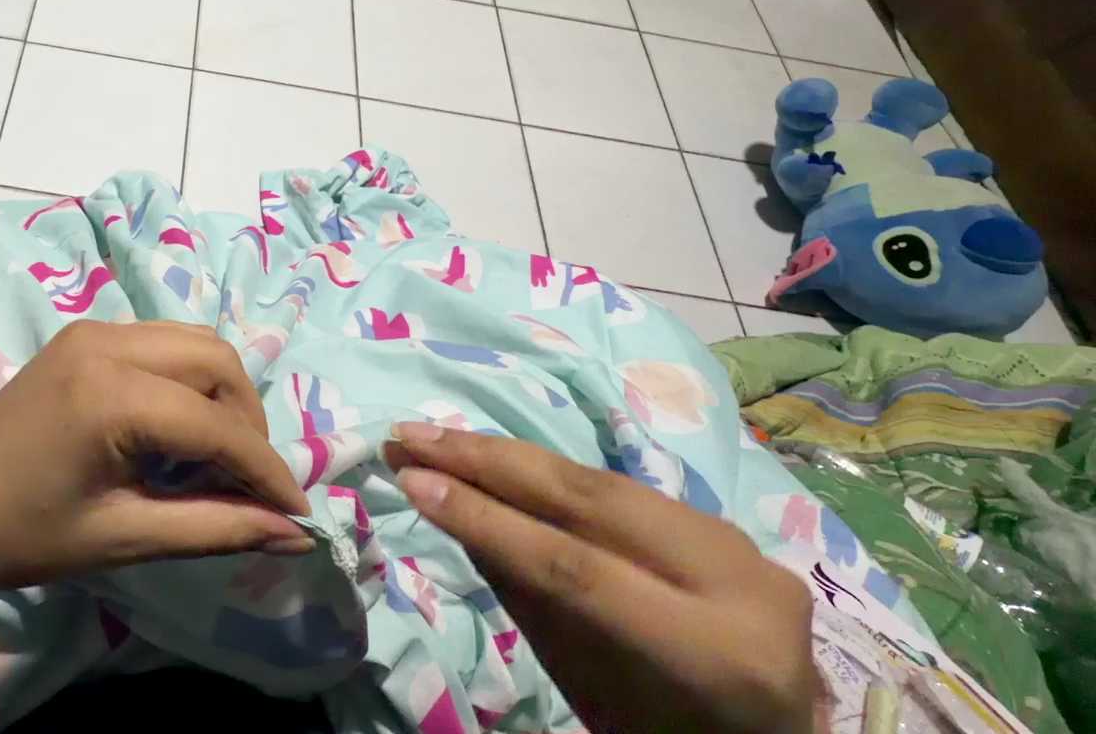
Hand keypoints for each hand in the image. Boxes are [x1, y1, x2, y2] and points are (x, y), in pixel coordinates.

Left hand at [0, 320, 313, 592]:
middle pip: (216, 360)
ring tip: (215, 457)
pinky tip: (176, 428)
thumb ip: (216, 528)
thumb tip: (295, 532)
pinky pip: (161, 342)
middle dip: (247, 421)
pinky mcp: (82, 335)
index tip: (300, 512)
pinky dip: (187, 379)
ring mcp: (92, 330)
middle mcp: (106, 342)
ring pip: (192, 342)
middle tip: (247, 484)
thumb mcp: (123, 539)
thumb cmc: (20, 535)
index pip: (218, 423)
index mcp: (110, 394)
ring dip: (221, 393)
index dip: (267, 470)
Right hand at [387, 423, 819, 733]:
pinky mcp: (718, 520)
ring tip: (433, 436)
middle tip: (407, 436)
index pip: (576, 567)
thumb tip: (451, 508)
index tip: (408, 481)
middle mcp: (734, 580)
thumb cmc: (660, 728)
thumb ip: (526, 595)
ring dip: (504, 453)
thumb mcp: (587, 684)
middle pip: (587, 500)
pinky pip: (613, 484)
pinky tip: (492, 452)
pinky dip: (543, 467)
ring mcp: (734, 541)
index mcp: (710, 651)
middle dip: (484, 461)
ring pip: (597, 479)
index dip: (486, 519)